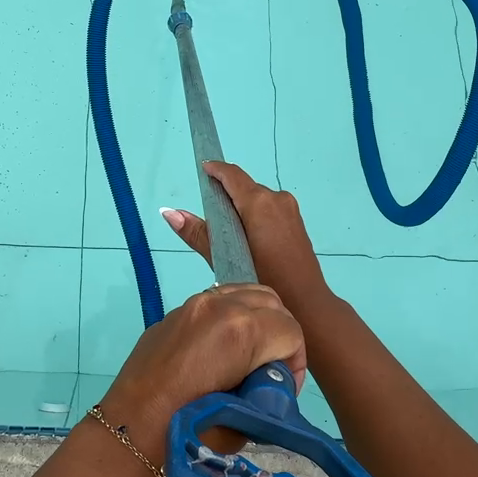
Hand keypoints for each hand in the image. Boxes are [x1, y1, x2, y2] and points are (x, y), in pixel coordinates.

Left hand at [98, 283, 305, 445]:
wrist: (130, 432)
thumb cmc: (191, 433)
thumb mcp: (245, 420)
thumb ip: (267, 390)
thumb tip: (271, 381)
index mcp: (239, 329)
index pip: (291, 330)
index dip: (296, 363)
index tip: (284, 390)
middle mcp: (217, 305)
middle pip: (271, 301)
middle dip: (280, 334)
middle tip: (271, 372)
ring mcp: (192, 302)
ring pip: (243, 292)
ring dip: (256, 319)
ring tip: (248, 358)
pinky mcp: (175, 311)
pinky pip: (216, 300)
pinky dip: (230, 316)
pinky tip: (222, 351)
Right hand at [162, 161, 330, 312]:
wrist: (308, 306)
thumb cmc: (264, 280)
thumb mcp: (225, 257)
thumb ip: (197, 233)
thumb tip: (169, 212)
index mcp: (259, 203)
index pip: (232, 175)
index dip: (215, 170)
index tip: (201, 170)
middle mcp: (276, 198)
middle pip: (244, 187)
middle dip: (225, 194)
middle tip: (207, 214)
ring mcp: (289, 209)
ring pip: (257, 199)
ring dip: (240, 207)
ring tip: (225, 232)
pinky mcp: (296, 221)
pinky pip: (269, 209)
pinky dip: (254, 215)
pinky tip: (246, 239)